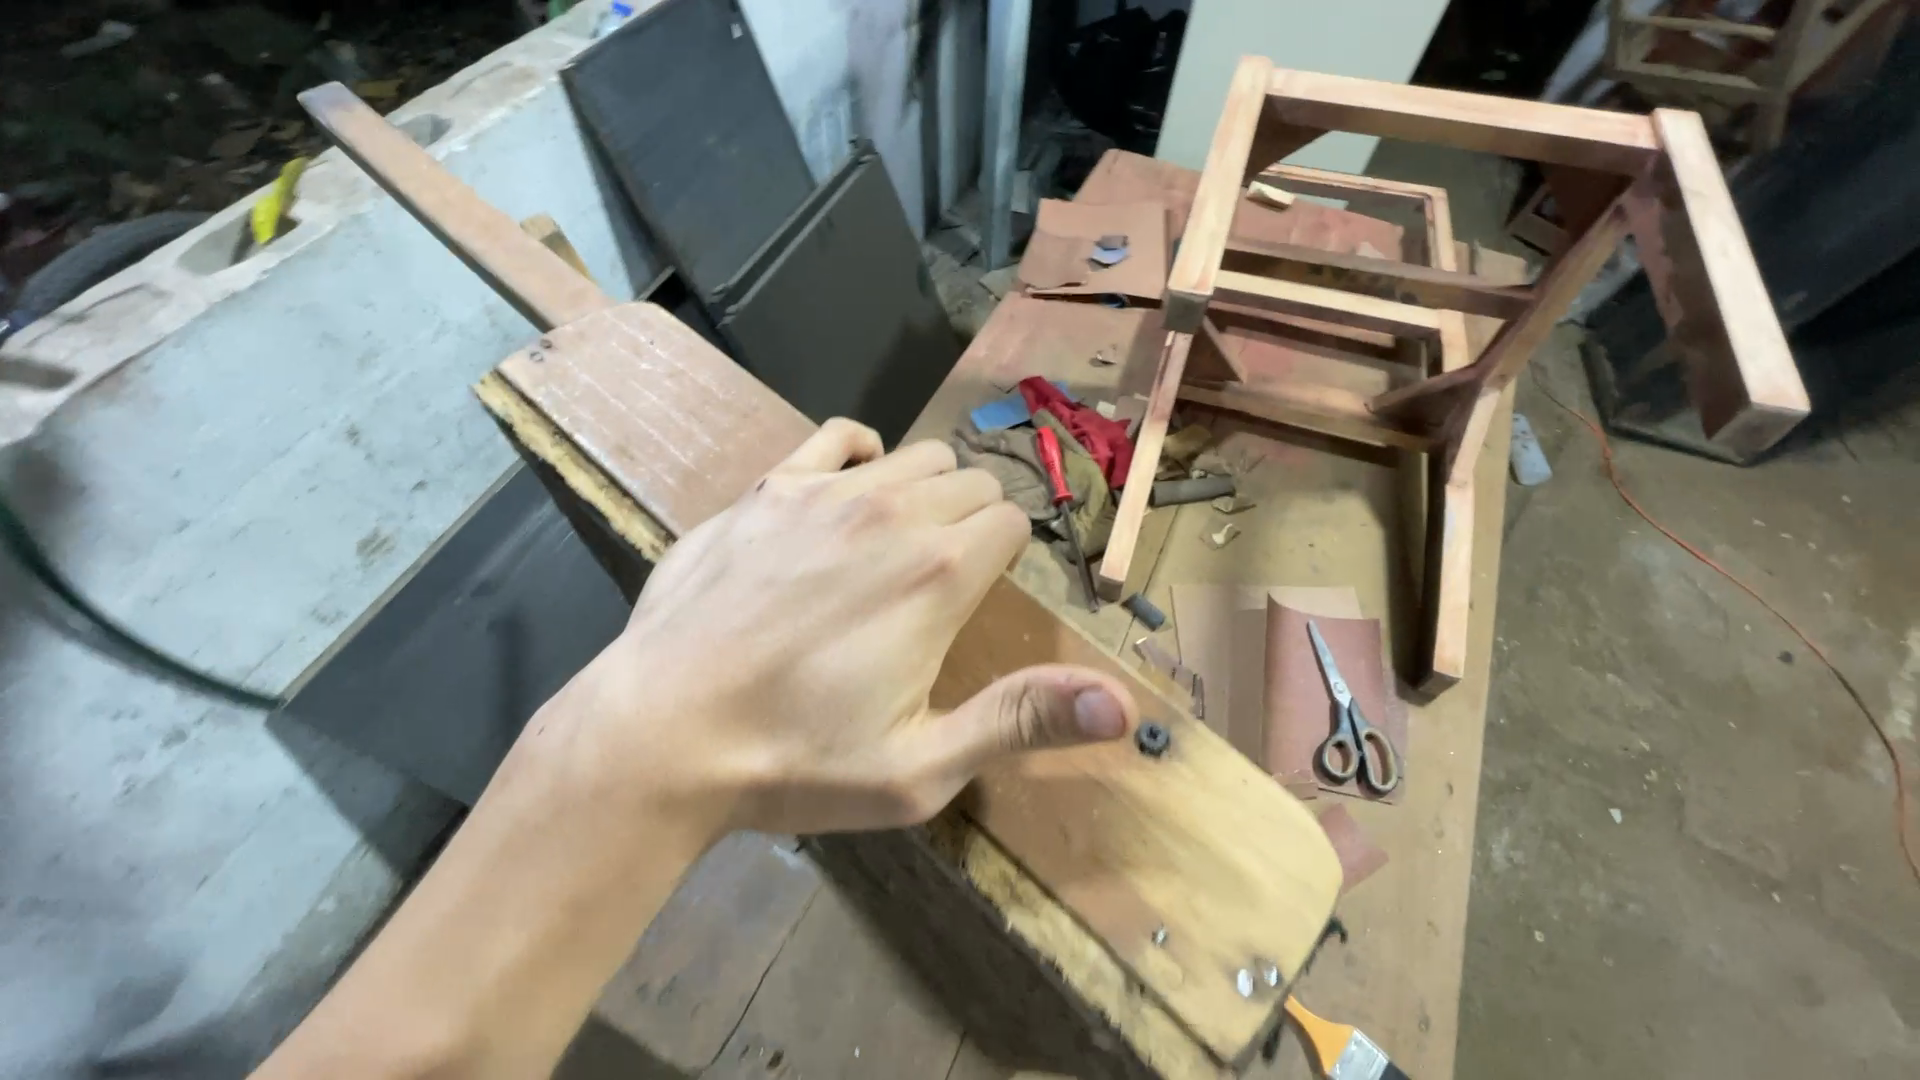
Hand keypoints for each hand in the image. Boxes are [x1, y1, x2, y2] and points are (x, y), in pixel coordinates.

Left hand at [539, 419, 1137, 837]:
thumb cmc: (796, 760)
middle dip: (975, 525)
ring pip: (917, 457)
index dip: (1006, 562)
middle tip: (942, 587)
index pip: (1011, 526)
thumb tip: (1123, 706)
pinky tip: (851, 497)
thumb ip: (1022, 719)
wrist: (661, 731)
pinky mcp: (768, 489)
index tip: (980, 603)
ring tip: (902, 547)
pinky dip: (863, 457)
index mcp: (940, 575)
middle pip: (972, 486)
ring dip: (928, 493)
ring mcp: (825, 493)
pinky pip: (840, 436)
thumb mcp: (921, 767)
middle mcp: (893, 514)